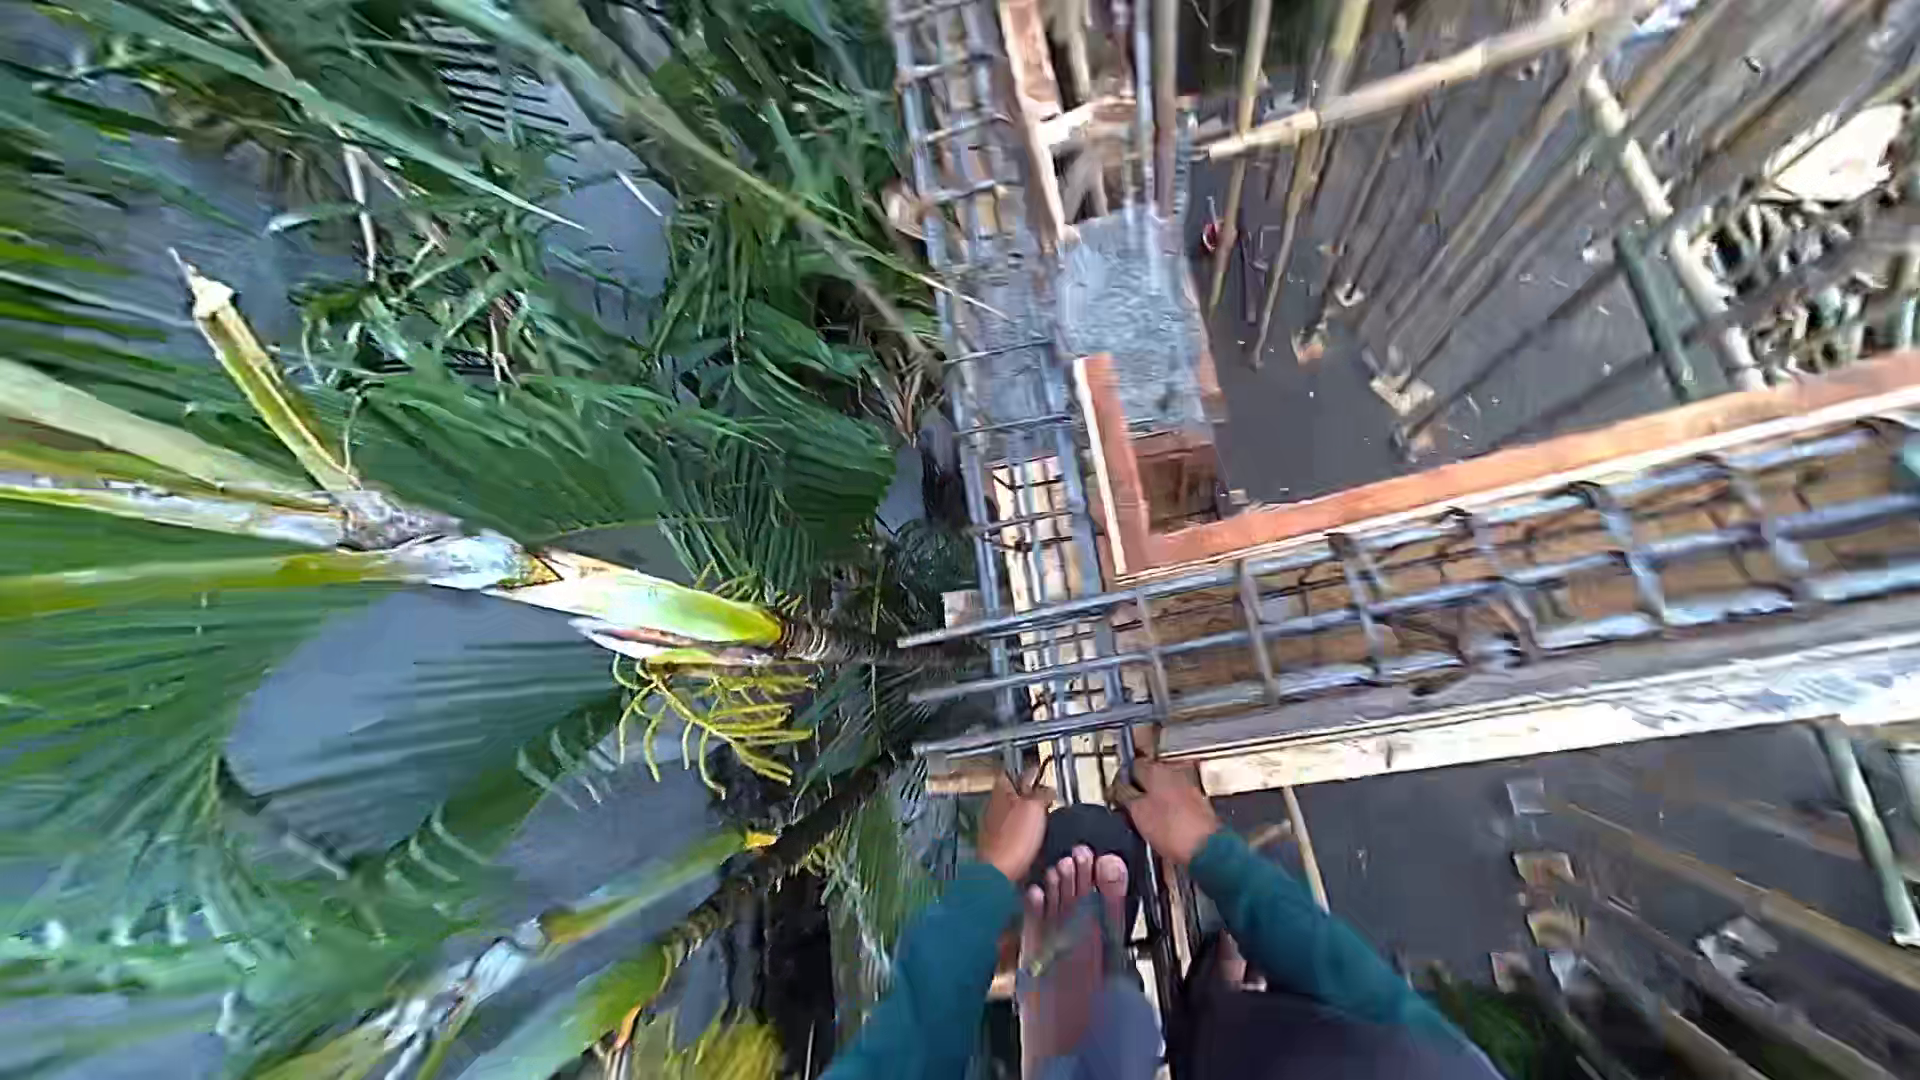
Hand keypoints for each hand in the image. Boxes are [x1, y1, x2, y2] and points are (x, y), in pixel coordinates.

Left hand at [978, 764, 1053, 884]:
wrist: (999, 872)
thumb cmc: (1014, 838)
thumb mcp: (1035, 807)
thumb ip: (1042, 793)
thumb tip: (1049, 789)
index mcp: (1001, 788)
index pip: (1018, 771)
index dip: (1033, 772)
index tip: (1044, 774)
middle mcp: (995, 802)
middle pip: (1018, 792)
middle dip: (1034, 795)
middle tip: (1050, 799)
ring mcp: (995, 822)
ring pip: (1017, 811)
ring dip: (1031, 815)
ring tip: (1046, 820)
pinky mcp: (999, 841)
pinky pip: (1016, 830)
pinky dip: (1027, 832)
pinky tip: (1036, 839)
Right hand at [1116, 757, 1219, 865]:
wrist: (1208, 851)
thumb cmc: (1172, 829)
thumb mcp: (1136, 812)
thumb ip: (1124, 795)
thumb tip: (1118, 789)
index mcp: (1156, 770)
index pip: (1131, 766)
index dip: (1121, 781)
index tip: (1116, 794)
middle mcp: (1174, 774)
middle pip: (1148, 778)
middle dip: (1138, 792)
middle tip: (1130, 810)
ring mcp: (1189, 789)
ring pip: (1163, 791)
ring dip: (1153, 802)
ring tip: (1146, 822)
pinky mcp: (1199, 807)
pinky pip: (1176, 805)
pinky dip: (1168, 813)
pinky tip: (1165, 828)